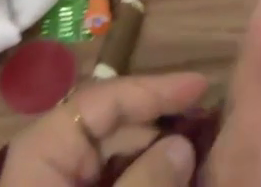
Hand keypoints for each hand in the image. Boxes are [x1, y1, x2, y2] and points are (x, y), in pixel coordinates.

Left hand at [0, 73, 208, 186]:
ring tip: (205, 155)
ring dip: (160, 158)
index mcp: (46, 146)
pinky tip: (179, 180)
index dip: (155, 88)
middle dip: (164, 128)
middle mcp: (54, 157)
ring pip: (122, 158)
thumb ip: (143, 182)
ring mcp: (65, 181)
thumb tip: (181, 143)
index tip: (201, 84)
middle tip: (214, 131)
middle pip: (117, 128)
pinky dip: (147, 180)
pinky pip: (117, 181)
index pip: (106, 98)